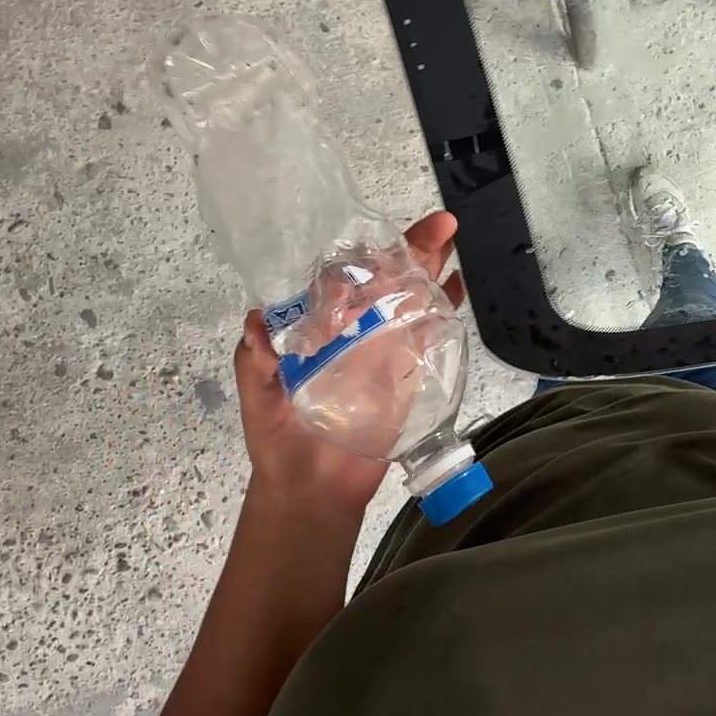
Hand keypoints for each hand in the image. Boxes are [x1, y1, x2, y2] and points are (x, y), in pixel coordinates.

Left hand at [231, 211, 465, 514]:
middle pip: (386, 280)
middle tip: (439, 224)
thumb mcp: (258, 396)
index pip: (343, 279)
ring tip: (452, 240)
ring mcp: (386, 347)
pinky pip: (430, 333)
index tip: (374, 240)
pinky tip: (459, 286)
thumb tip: (256, 320)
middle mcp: (355, 329)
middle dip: (411, 249)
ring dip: (433, 268)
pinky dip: (446, 308)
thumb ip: (257, 360)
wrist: (315, 491)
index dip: (360, 255)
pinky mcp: (411, 371)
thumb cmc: (280, 440)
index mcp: (319, 327)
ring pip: (412, 298)